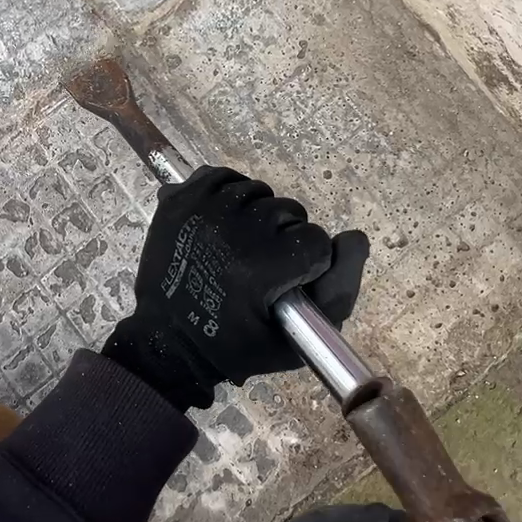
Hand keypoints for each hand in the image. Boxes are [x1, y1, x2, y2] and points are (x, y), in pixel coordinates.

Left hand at [101, 166, 368, 409]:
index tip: (287, 283)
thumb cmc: (235, 347)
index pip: (316, 240)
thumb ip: (338, 292)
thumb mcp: (295, 342)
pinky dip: (229, 192)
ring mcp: (201, 211)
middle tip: (262, 265)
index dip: (309, 263)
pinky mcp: (179, 200)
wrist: (167, 339)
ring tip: (242, 244)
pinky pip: (220, 175)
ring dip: (257, 214)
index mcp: (261, 268)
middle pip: (287, 211)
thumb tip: (354, 237)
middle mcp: (232, 231)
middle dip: (283, 237)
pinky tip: (225, 220)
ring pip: (256, 191)